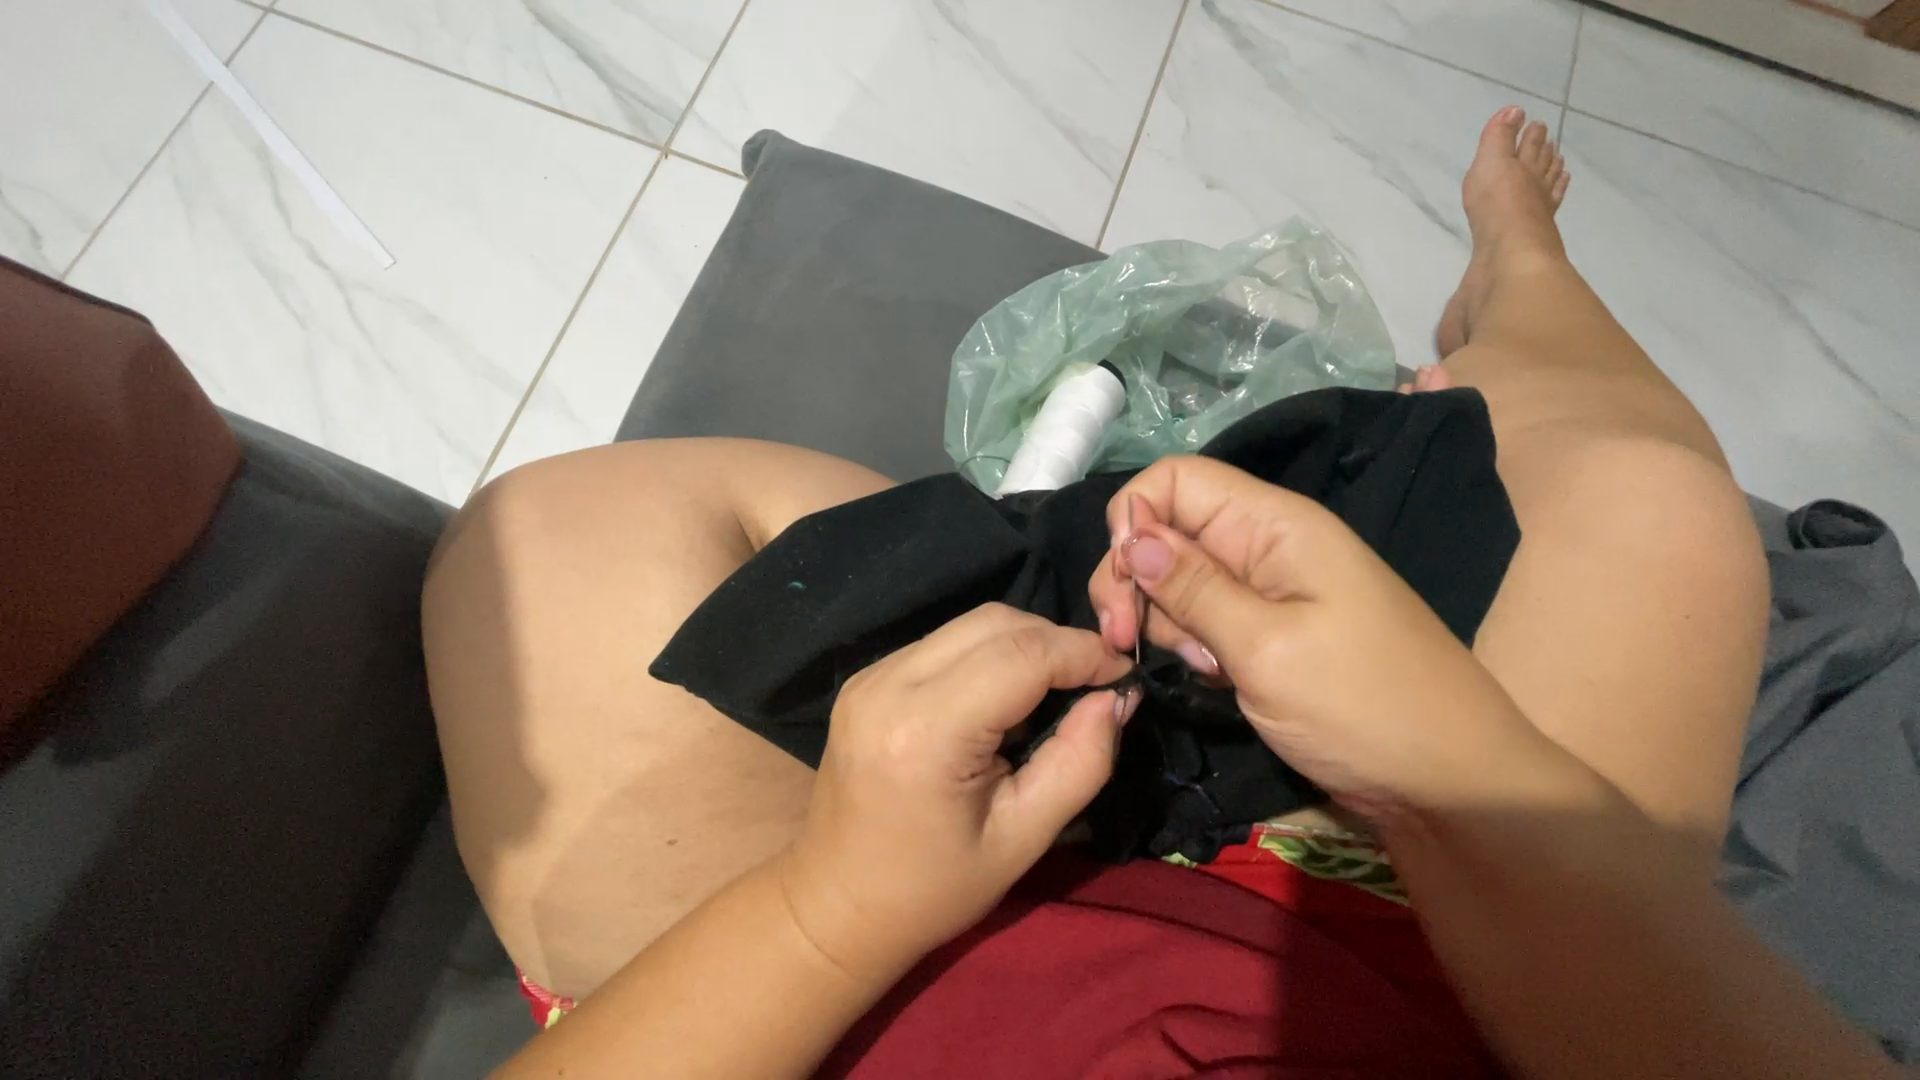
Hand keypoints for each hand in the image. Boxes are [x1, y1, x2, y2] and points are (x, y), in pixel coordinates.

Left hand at [779, 603, 1138, 983]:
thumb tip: (1117, 697)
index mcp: (925, 731)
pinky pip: (942, 642)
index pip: (1022, 655)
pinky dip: (986, 654)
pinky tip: (1002, 698)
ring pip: (968, 625)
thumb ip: (1079, 762)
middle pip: (994, 622)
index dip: (1083, 652)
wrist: (835, 901)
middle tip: (1093, 683)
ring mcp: (870, 676)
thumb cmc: (933, 888)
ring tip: (1053, 691)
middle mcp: (889, 685)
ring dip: (1022, 644)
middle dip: (1055, 641)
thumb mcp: (1022, 839)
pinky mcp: (865, 677)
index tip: (1123, 674)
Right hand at [1088, 456, 1570, 822]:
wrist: (1449, 786)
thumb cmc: (1365, 706)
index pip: (1173, 480)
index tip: (1123, 584)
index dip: (1134, 519)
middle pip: (1164, 531)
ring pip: (1174, 580)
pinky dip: (1191, 647)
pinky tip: (1214, 680)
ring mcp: (1262, 591)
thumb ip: (1193, 588)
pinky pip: (1201, 620)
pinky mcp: (1261, 632)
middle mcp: (1262, 545)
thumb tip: (1130, 539)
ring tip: (1204, 670)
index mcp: (1273, 524)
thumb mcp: (1267, 647)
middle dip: (1133, 580)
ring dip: (1164, 623)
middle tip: (1123, 639)